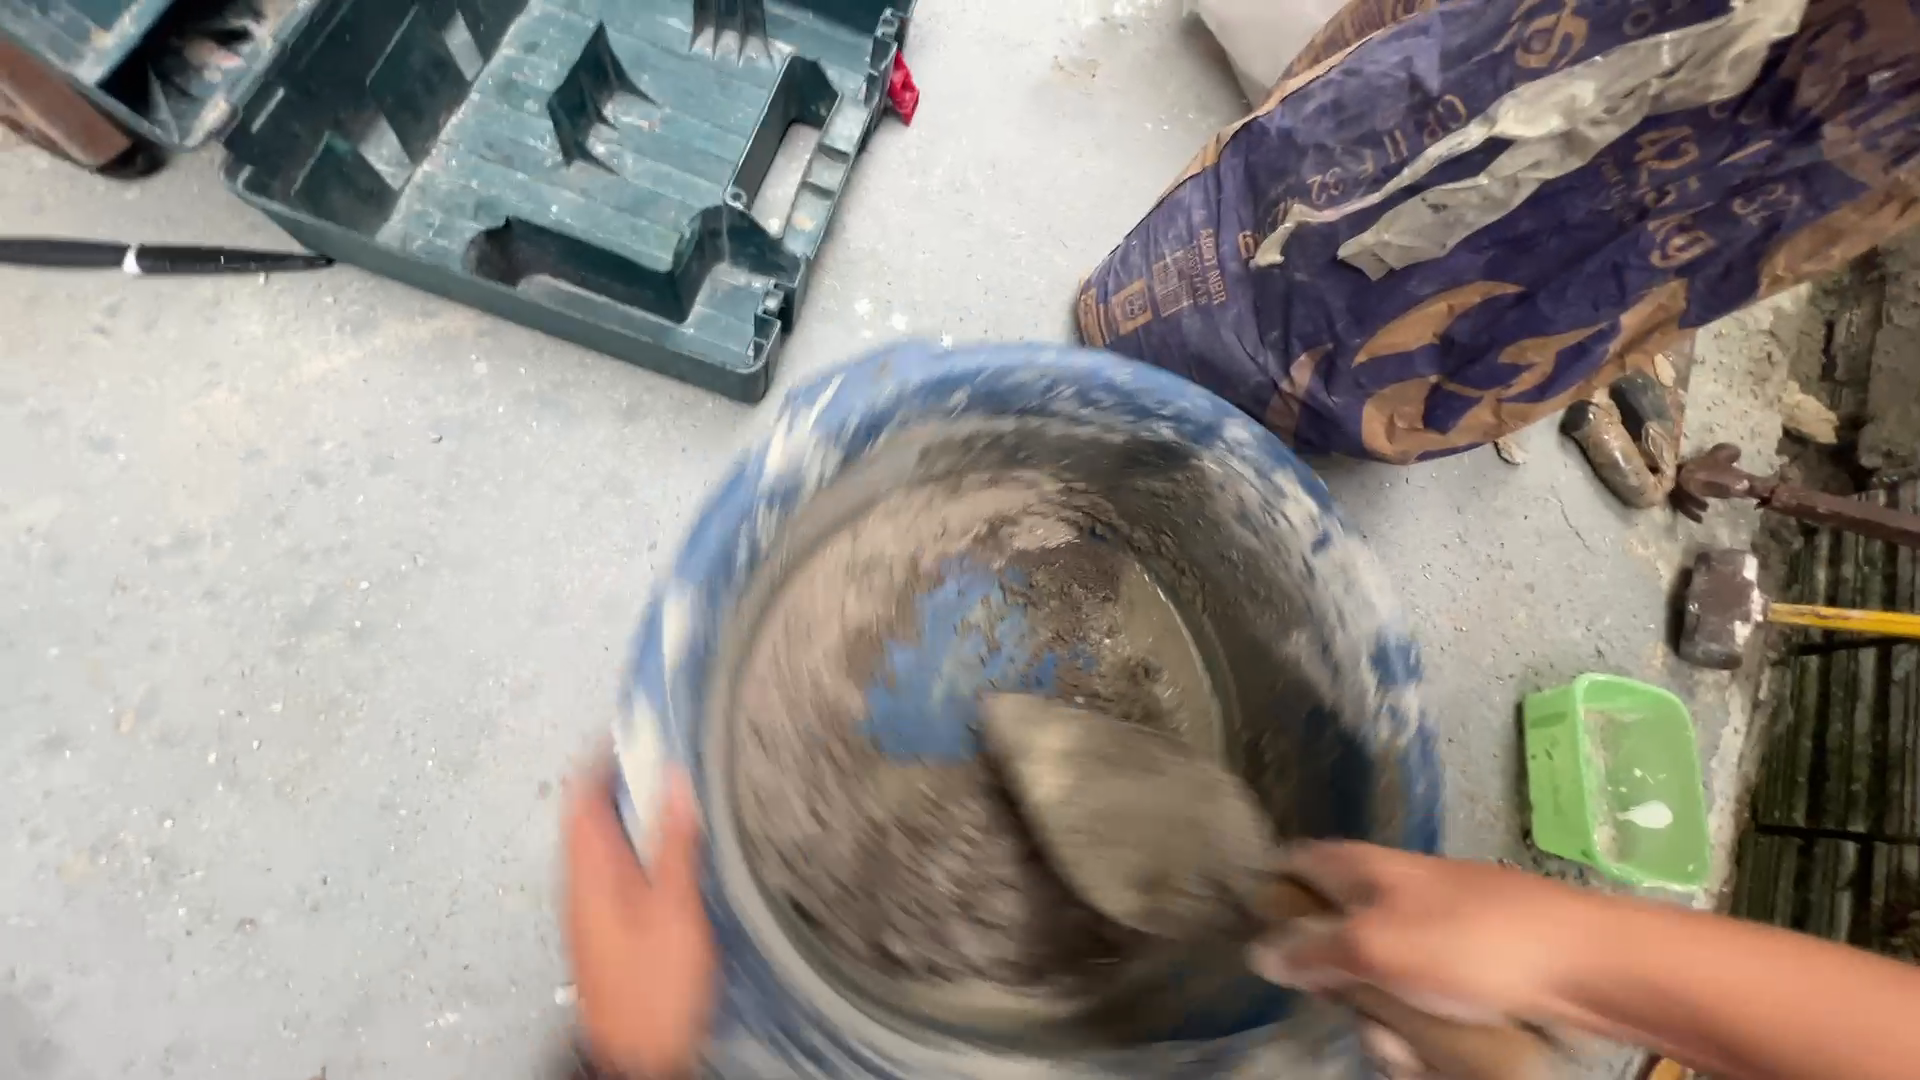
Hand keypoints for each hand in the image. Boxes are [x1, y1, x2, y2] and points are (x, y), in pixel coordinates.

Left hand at [564, 760, 716, 1078]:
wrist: (638, 1050)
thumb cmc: (654, 980)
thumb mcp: (673, 904)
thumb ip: (674, 839)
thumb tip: (675, 781)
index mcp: (590, 868)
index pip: (582, 793)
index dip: (604, 754)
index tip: (634, 726)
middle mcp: (582, 879)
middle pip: (590, 809)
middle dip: (619, 772)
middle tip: (657, 744)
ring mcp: (591, 901)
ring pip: (602, 833)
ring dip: (627, 801)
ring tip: (665, 777)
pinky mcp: (606, 918)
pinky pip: (613, 856)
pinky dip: (633, 831)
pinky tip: (664, 834)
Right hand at [1248, 842, 1586, 1023]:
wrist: (1584, 963)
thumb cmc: (1465, 941)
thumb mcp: (1374, 947)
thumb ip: (1312, 951)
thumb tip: (1259, 953)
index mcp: (1355, 866)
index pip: (1289, 865)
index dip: (1268, 897)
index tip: (1260, 941)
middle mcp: (1381, 890)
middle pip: (1327, 932)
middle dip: (1331, 984)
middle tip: (1342, 1010)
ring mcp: (1422, 928)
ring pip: (1372, 975)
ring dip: (1377, 1017)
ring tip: (1400, 1048)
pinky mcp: (1457, 965)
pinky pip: (1415, 996)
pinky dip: (1416, 1025)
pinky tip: (1430, 1052)